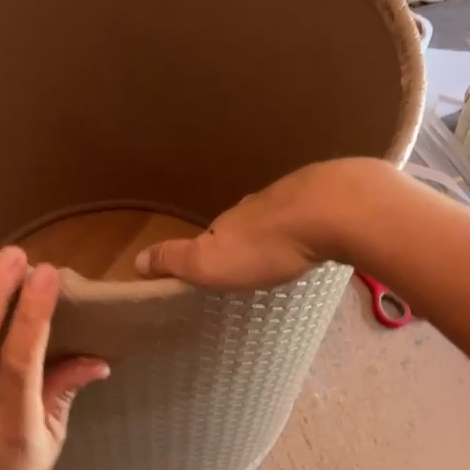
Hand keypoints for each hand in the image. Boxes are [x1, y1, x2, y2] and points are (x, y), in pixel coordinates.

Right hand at [134, 158, 387, 289]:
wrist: (333, 210)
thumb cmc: (266, 245)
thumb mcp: (209, 262)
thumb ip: (174, 260)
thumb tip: (136, 260)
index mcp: (229, 221)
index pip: (211, 236)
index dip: (208, 252)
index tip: (210, 271)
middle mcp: (259, 204)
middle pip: (246, 225)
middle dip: (245, 242)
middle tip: (250, 267)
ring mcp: (297, 198)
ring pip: (280, 217)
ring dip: (279, 233)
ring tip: (284, 254)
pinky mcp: (331, 200)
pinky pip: (313, 215)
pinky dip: (309, 227)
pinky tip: (318, 239)